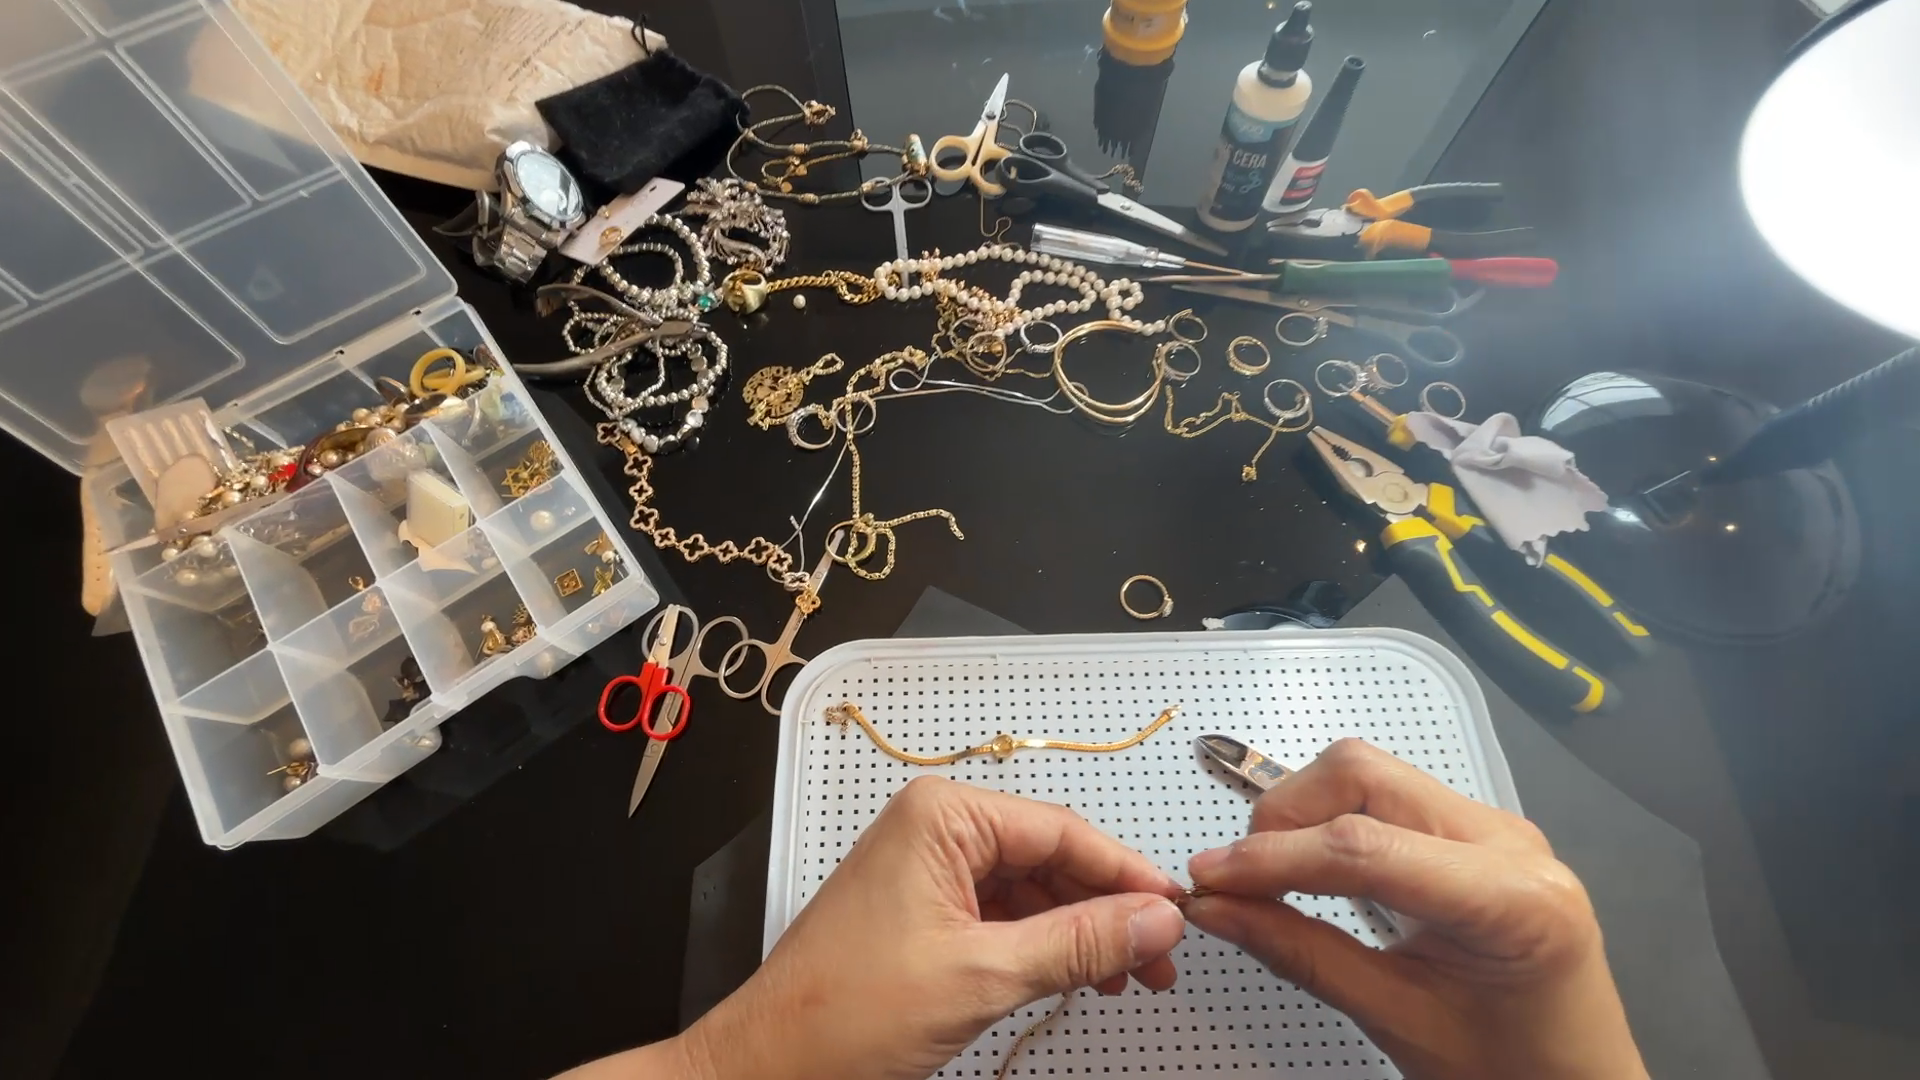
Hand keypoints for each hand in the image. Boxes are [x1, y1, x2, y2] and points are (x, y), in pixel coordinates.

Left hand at [685, 777, 1185, 1079]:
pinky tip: (1075, 974)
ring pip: (1029, 885)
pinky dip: (1041, 942)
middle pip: (1046, 854)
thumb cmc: (853, 1011)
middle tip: (1158, 958)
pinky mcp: (928, 902)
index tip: (1176, 909)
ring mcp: (932, 863)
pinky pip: (1002, 909)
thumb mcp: (983, 975)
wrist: (769, 1066)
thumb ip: (1078, 942)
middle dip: (1103, 906)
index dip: (1123, 871)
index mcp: (945, 814)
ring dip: (1077, 929)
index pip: (1058, 829)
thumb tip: (1157, 919)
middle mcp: (939, 825)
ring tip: (1125, 977)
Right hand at [1182, 739, 1646, 1079]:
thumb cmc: (1505, 1070)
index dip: (1272, 857)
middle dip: (1284, 814)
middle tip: (1248, 875)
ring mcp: (1487, 821)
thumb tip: (1210, 908)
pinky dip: (1323, 814)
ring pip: (1361, 769)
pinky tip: (1311, 860)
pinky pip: (1376, 789)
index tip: (1208, 877)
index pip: (1363, 848)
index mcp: (1512, 898)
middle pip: (1359, 774)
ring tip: (1276, 869)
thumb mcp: (1394, 1020)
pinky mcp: (1464, 822)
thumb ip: (1295, 952)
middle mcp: (1504, 836)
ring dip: (1300, 807)